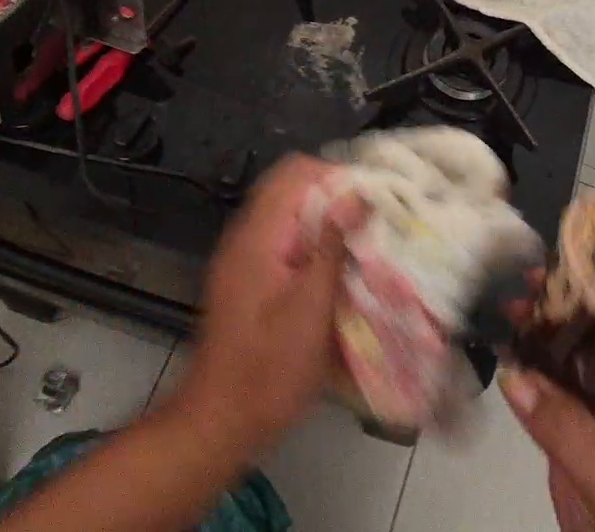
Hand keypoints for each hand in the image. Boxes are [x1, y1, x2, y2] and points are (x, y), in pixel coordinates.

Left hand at [170, 154, 364, 459]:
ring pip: (290, 215)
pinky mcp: (249, 280)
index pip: (296, 172)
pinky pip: (284, 242)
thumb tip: (355, 195)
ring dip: (326, 222)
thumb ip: (331, 246)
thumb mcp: (311, 307)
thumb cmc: (269, 370)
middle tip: (373, 221)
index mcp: (258, 236)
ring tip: (363, 244)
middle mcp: (245, 237)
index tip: (372, 200)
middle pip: (292, 189)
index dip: (337, 176)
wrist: (221, 422)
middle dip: (335, 198)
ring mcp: (243, 259)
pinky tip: (338, 271)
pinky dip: (312, 245)